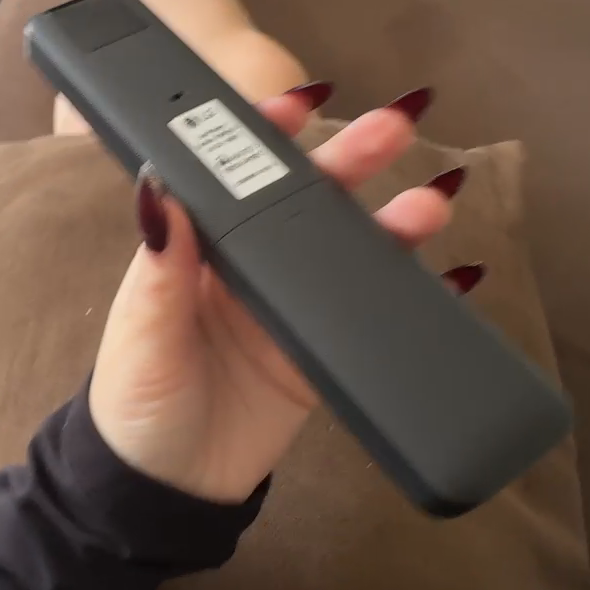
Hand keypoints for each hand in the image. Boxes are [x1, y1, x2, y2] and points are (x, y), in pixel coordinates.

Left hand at [88, 90, 464, 503]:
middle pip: (300, 205)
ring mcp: (284, 311)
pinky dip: (409, 294)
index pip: (233, 180)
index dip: (263, 139)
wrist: (167, 486)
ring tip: (432, 201)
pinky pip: (368, 317)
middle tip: (393, 126)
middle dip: (345, 164)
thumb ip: (158, 266)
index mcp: (195, 251)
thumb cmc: (138, 400)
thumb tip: (158, 187)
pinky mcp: (316, 357)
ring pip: (343, 253)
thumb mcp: (141, 331)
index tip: (298, 103)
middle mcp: (243, 270)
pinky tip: (451, 274)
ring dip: (387, 224)